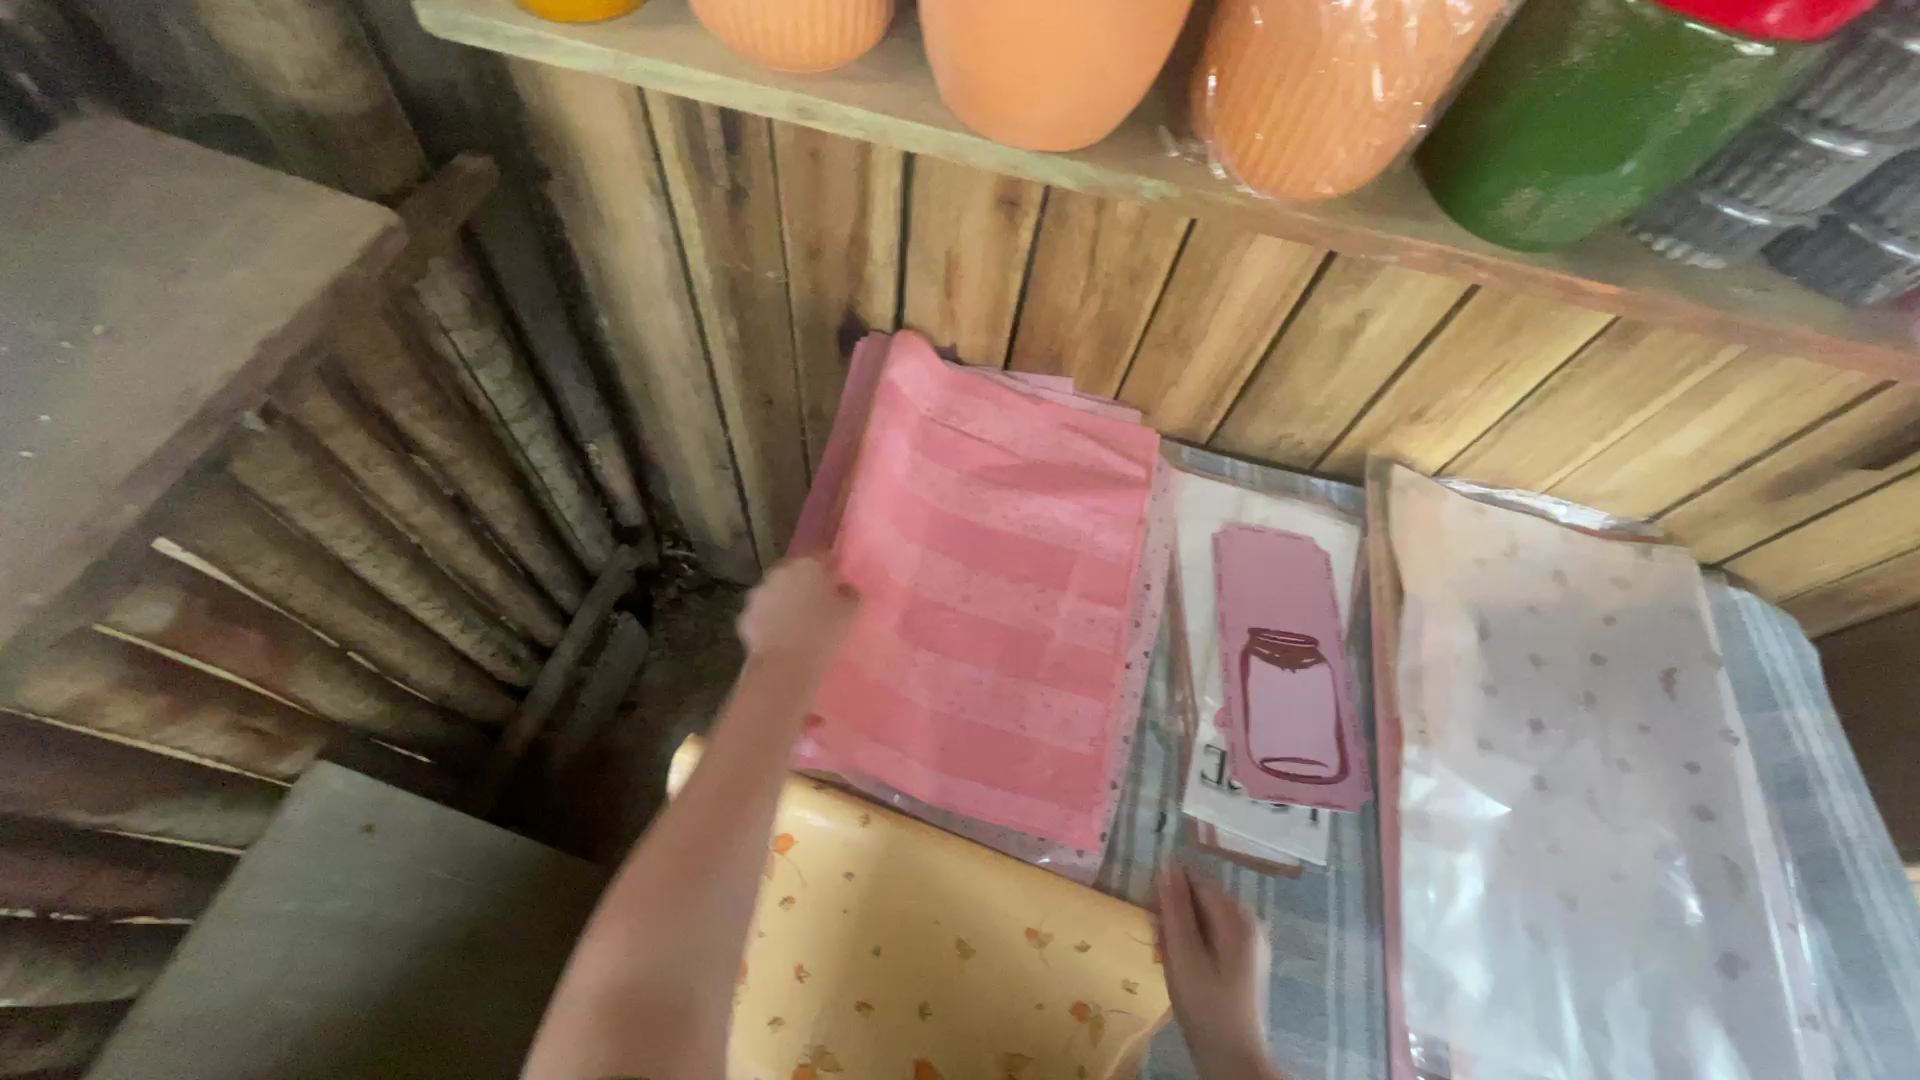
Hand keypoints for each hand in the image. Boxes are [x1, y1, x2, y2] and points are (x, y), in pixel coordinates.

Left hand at [736, 556, 860, 672]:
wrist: (786, 664)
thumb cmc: (825, 632)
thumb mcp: (850, 611)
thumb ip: (849, 593)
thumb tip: (843, 588)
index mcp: (807, 565)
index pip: (822, 557)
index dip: (830, 568)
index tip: (837, 580)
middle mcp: (779, 572)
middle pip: (794, 573)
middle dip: (804, 583)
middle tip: (818, 602)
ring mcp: (758, 594)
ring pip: (775, 593)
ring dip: (784, 601)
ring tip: (798, 623)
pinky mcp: (745, 617)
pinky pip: (762, 615)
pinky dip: (769, 621)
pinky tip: (780, 637)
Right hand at [1156, 865, 1281, 1079]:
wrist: (1233, 1059)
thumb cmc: (1205, 1005)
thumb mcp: (1183, 954)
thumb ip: (1174, 908)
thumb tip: (1167, 866)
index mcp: (1238, 919)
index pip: (1197, 882)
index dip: (1170, 891)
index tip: (1149, 911)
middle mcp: (1249, 924)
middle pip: (1202, 899)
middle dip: (1175, 912)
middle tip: (1157, 938)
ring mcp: (1249, 943)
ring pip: (1204, 918)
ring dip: (1181, 930)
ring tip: (1167, 956)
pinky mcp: (1243, 960)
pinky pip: (1212, 935)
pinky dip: (1193, 943)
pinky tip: (1181, 965)